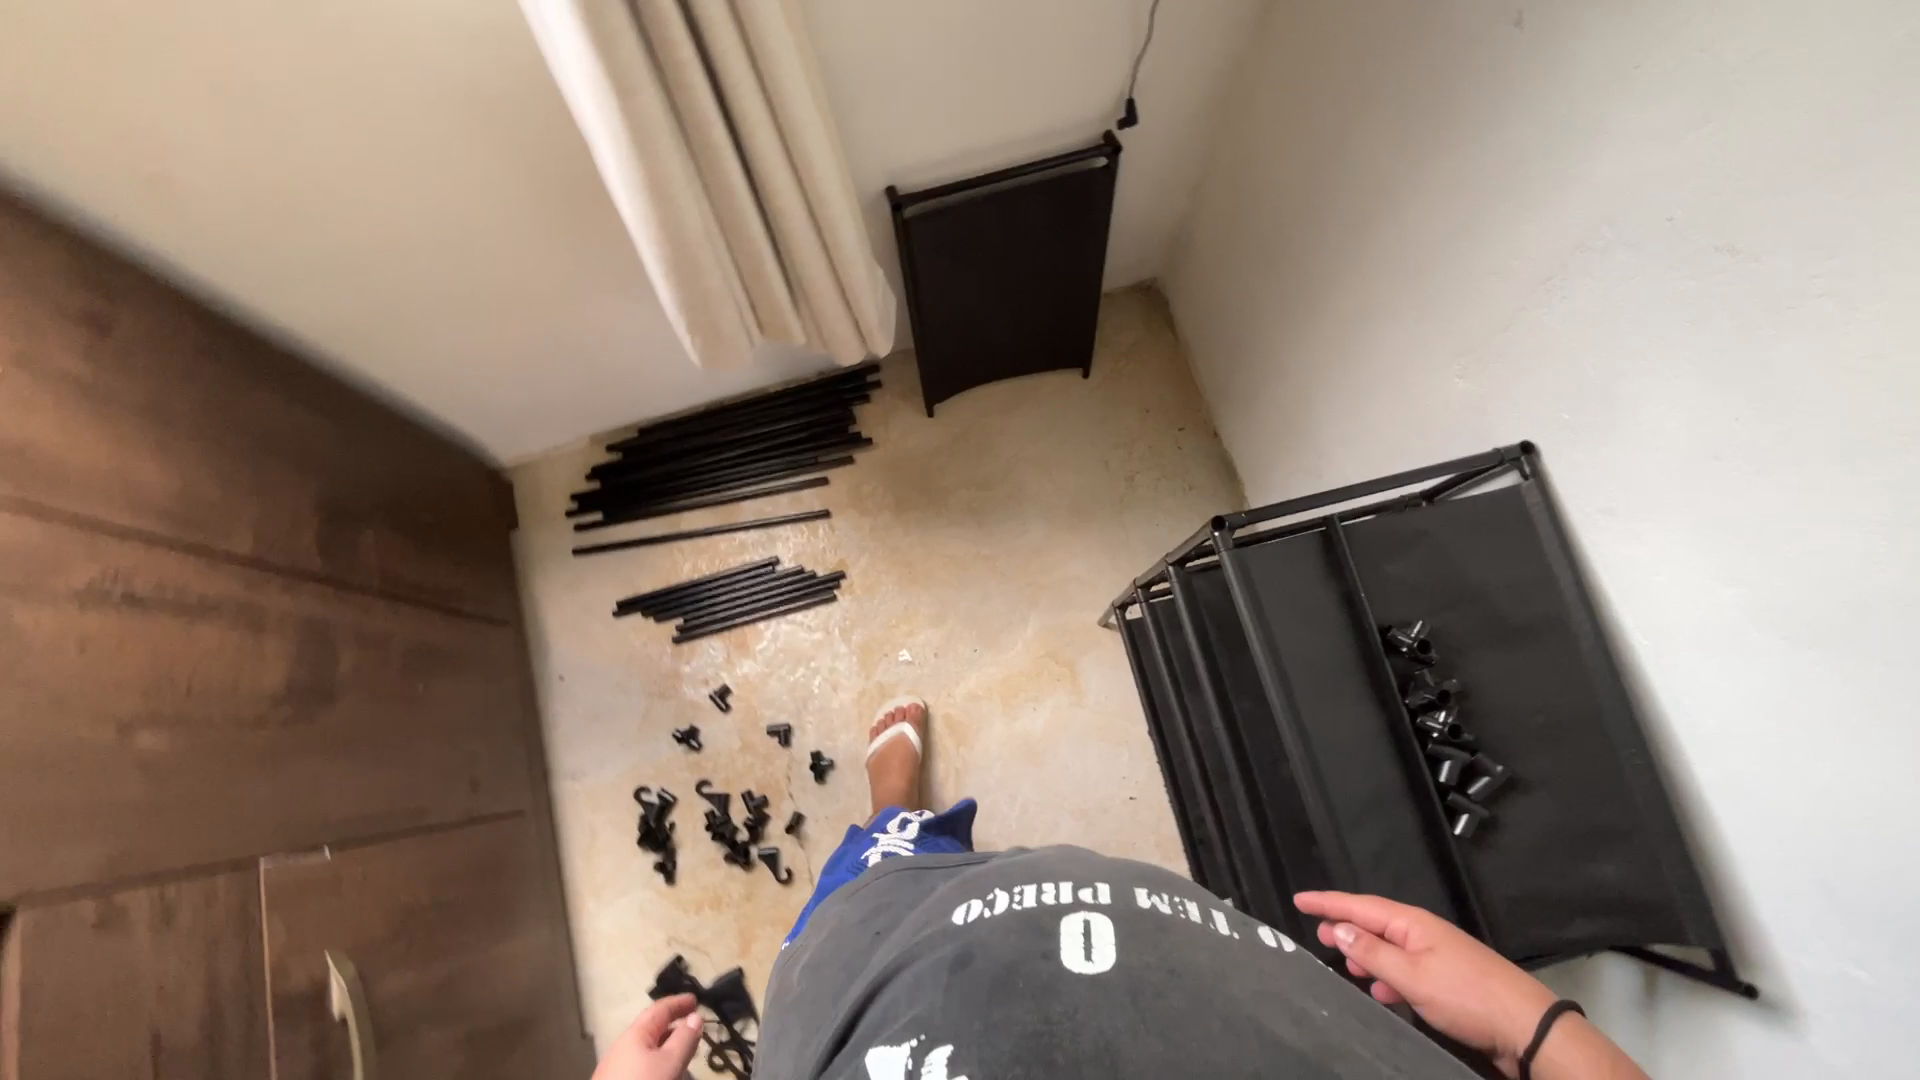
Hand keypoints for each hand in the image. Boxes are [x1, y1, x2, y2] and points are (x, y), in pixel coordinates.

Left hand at [590, 994, 705, 1079]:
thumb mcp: (670, 1063)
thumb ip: (685, 1038)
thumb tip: (694, 1017)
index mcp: (634, 1035)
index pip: (660, 1009)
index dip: (679, 1003)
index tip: (697, 1001)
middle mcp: (622, 1048)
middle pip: (652, 1030)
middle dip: (675, 1029)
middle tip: (696, 1031)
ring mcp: (616, 1071)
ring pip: (647, 1052)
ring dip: (668, 1051)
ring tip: (685, 1059)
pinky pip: (641, 1069)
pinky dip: (657, 1068)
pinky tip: (666, 1077)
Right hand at [1295, 891, 1557, 1076]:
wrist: (1528, 1029)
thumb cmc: (1466, 997)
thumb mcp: (1411, 976)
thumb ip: (1371, 951)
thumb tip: (1337, 927)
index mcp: (1411, 922)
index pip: (1358, 905)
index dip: (1326, 902)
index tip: (1299, 899)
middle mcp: (1422, 932)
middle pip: (1373, 923)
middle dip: (1344, 927)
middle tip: (1317, 934)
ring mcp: (1437, 954)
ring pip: (1389, 947)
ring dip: (1366, 955)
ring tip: (1349, 967)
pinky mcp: (1449, 979)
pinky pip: (1406, 968)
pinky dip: (1389, 976)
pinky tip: (1384, 992)